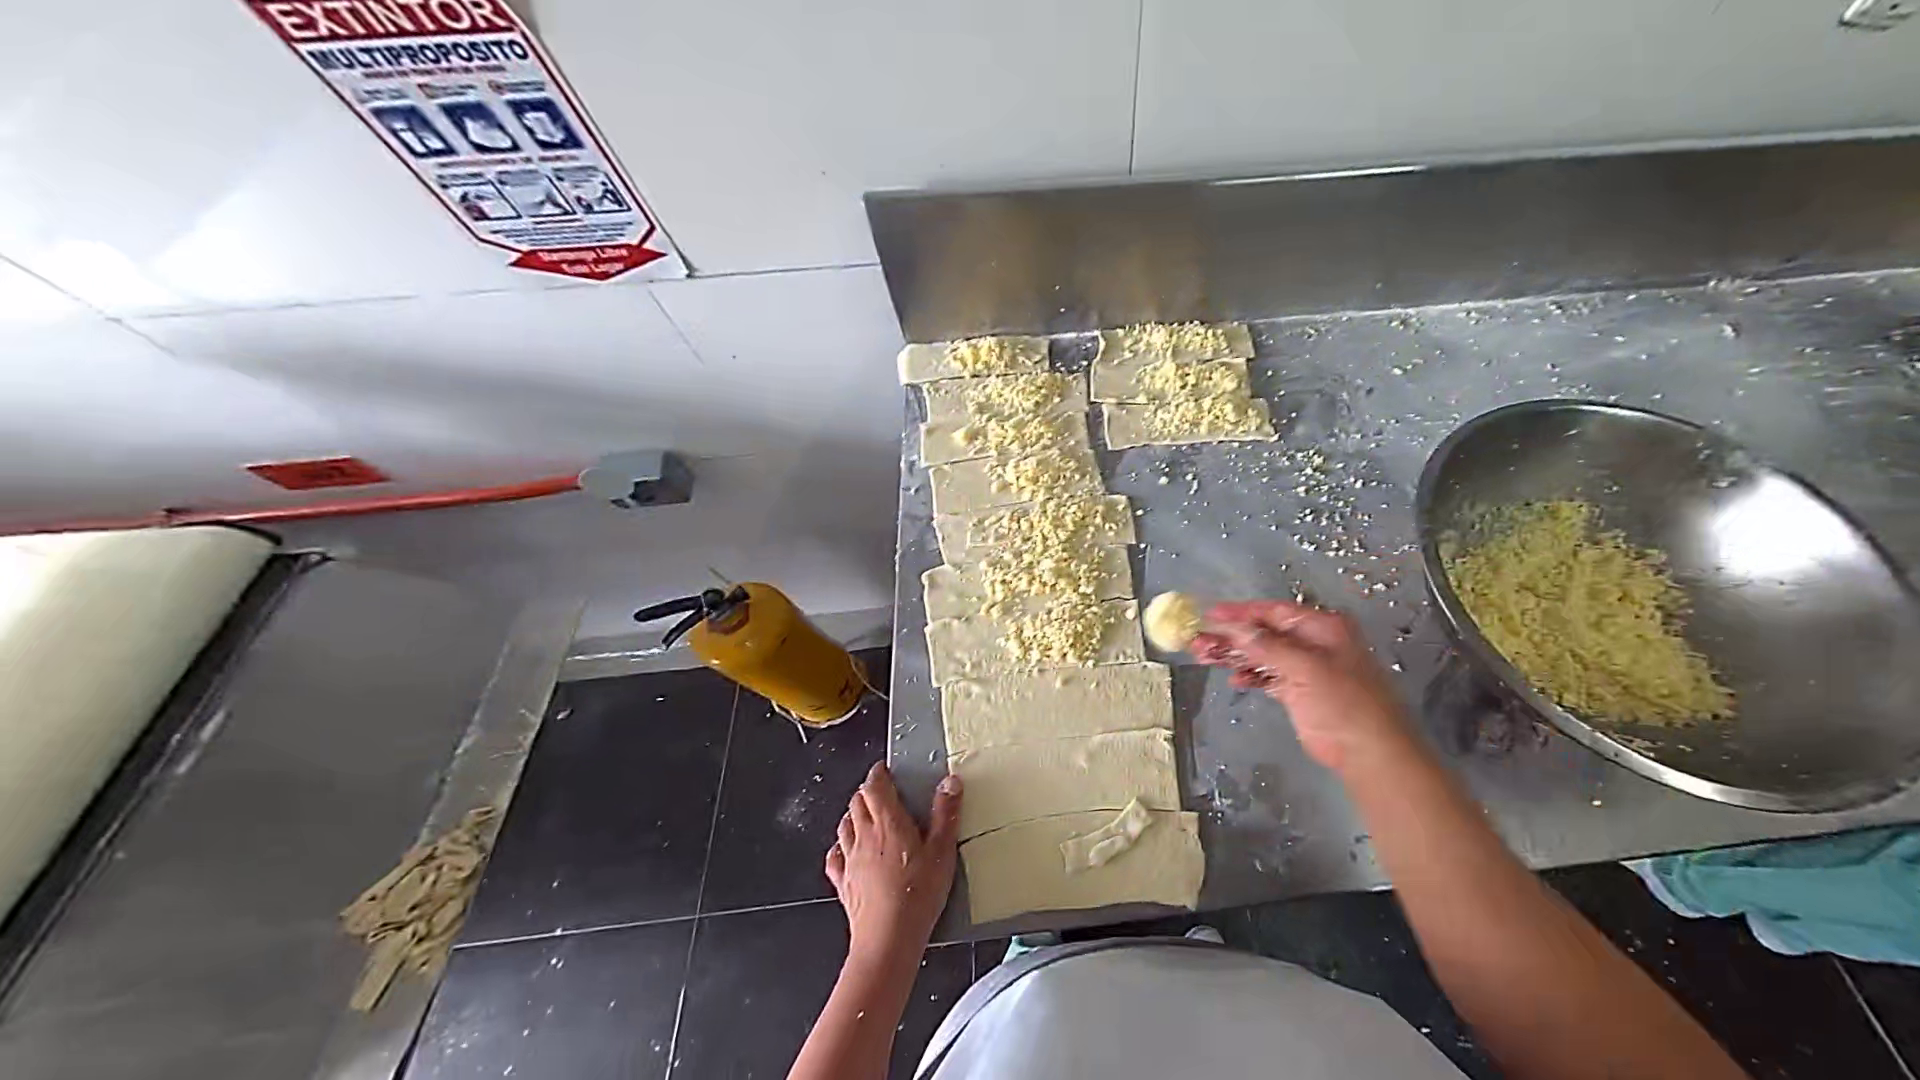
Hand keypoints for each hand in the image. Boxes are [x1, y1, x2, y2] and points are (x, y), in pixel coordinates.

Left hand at [825, 763, 961, 959]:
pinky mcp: (844, 883)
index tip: (884, 769)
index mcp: (888, 823)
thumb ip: (946, 814)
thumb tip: (950, 782)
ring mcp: (850, 860)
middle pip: (858, 802)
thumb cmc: (917, 897)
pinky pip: (834, 858)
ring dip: (853, 814)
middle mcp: (864, 836)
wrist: (887, 941)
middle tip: (881, 791)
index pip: (874, 786)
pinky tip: (845, 850)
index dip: (878, 774)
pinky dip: (839, 847)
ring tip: (865, 814)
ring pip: (844, 825)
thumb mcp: (942, 852)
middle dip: (867, 791)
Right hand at [1192, 600, 1414, 774]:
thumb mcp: (1305, 668)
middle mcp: (1313, 643)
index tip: (1210, 615)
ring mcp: (1305, 668)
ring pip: (1261, 654)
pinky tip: (1234, 679)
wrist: (1370, 753)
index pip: (1274, 612)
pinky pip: (1266, 675)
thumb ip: (1267, 646)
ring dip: (1234, 655)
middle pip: (1263, 632)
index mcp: (1322, 628)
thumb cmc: (1344, 704)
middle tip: (1199, 640)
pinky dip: (1249, 675)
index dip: (1241, 613)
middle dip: (1231, 636)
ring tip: (1204, 656)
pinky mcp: (1298, 691)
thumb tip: (1234, 628)